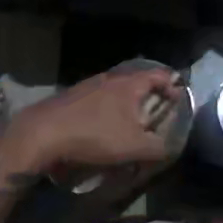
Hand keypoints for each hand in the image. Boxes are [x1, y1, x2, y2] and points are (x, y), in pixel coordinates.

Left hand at [4, 66, 185, 174]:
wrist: (44, 133)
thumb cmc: (95, 135)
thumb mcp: (135, 147)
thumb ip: (159, 146)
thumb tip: (171, 146)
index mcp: (130, 84)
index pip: (160, 75)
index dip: (173, 87)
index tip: (178, 101)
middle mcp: (110, 78)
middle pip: (138, 81)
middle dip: (149, 96)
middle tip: (157, 114)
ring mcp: (88, 85)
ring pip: (116, 90)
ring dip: (127, 103)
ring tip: (132, 123)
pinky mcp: (72, 97)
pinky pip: (99, 99)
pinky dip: (108, 110)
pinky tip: (104, 127)